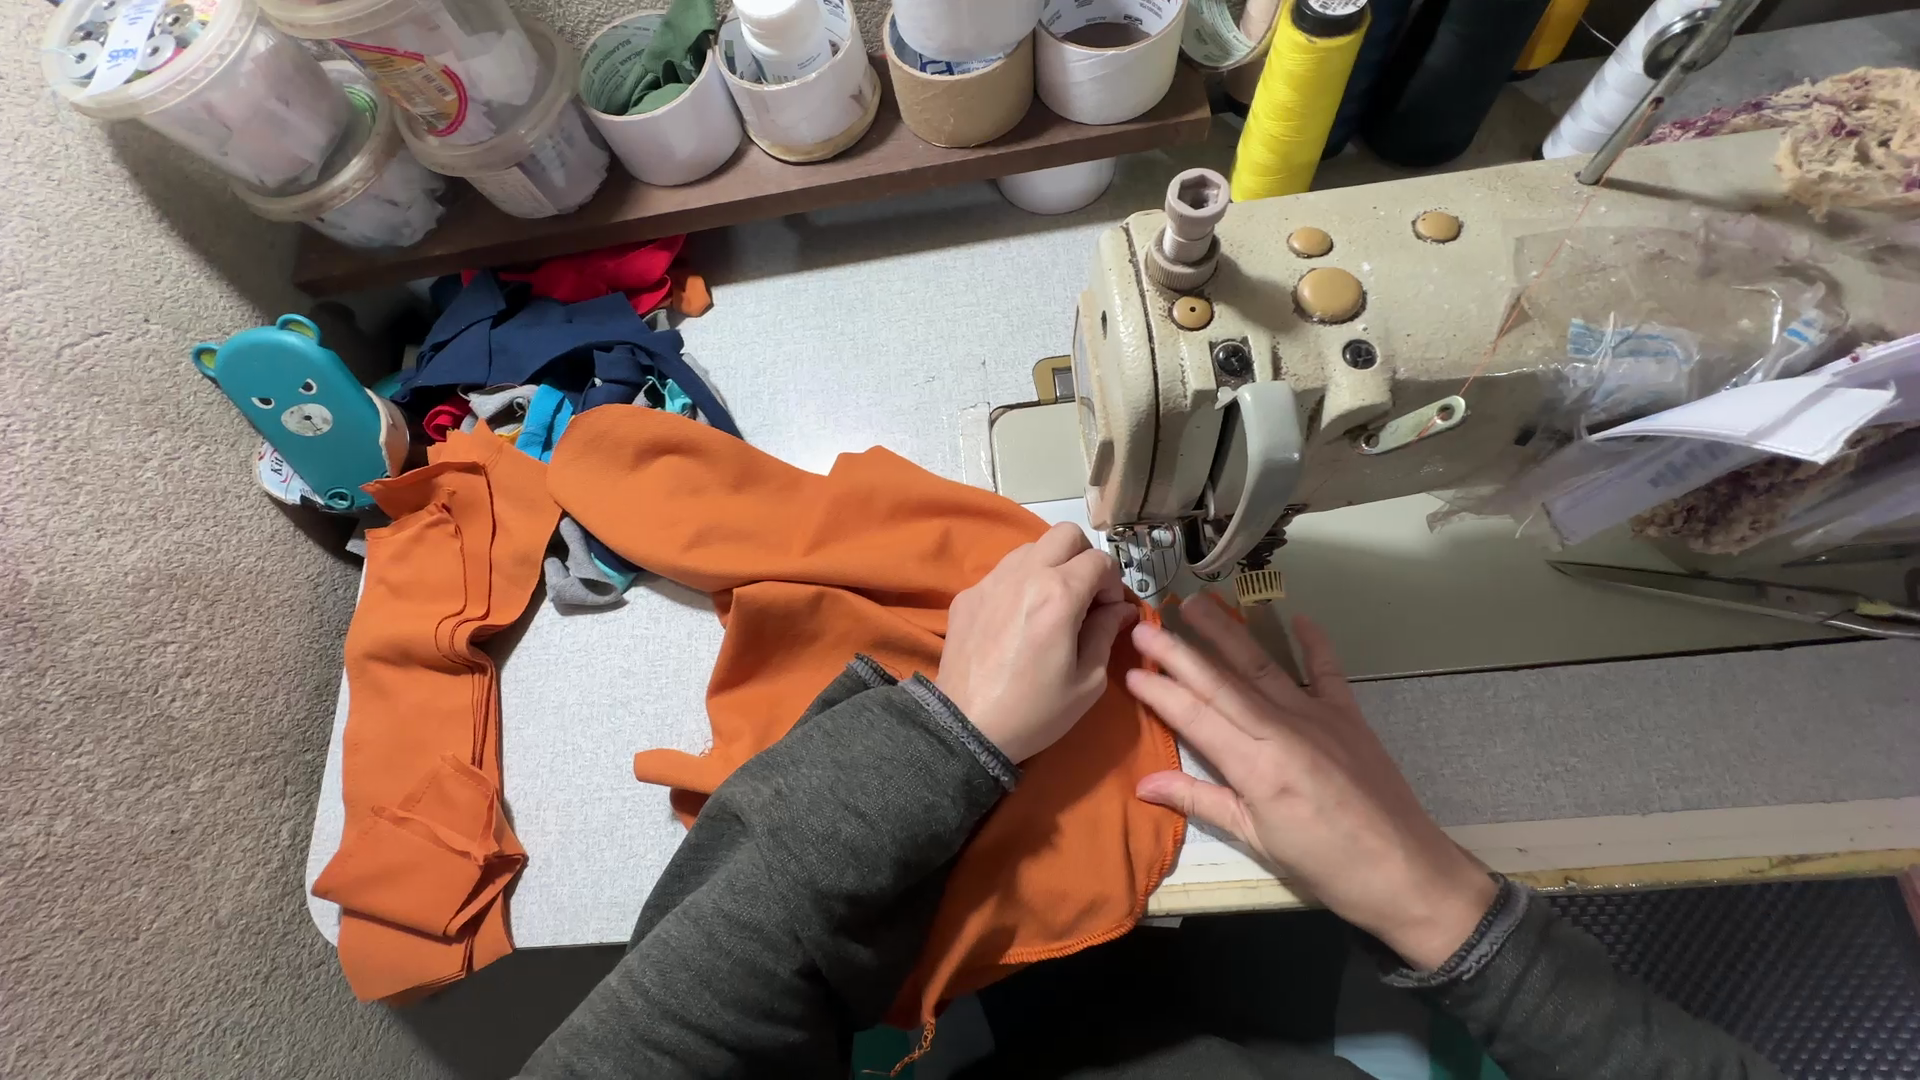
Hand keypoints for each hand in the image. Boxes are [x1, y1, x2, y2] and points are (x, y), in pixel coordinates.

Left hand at [938, 523, 1138, 763]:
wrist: (967, 728)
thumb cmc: (1036, 711)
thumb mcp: (1088, 681)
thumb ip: (1107, 632)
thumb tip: (1120, 608)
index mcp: (1059, 594)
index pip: (1099, 559)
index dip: (1113, 582)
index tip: (1109, 609)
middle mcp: (1023, 575)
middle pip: (1064, 534)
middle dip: (1083, 557)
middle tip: (1085, 593)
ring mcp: (990, 581)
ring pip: (1030, 547)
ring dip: (1050, 565)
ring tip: (1051, 604)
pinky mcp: (967, 595)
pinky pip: (1001, 572)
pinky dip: (1019, 583)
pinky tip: (1017, 620)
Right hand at [1125, 601, 1496, 969]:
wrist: (1409, 874)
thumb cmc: (1325, 865)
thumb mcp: (1255, 839)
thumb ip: (1200, 801)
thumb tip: (1143, 785)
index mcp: (1256, 766)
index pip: (1194, 717)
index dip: (1159, 692)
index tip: (1129, 670)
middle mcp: (1281, 730)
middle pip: (1220, 682)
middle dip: (1178, 652)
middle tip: (1145, 626)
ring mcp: (1317, 716)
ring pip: (1261, 665)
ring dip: (1226, 632)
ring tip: (1197, 603)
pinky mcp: (1348, 715)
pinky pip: (1326, 671)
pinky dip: (1314, 642)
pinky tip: (1298, 617)